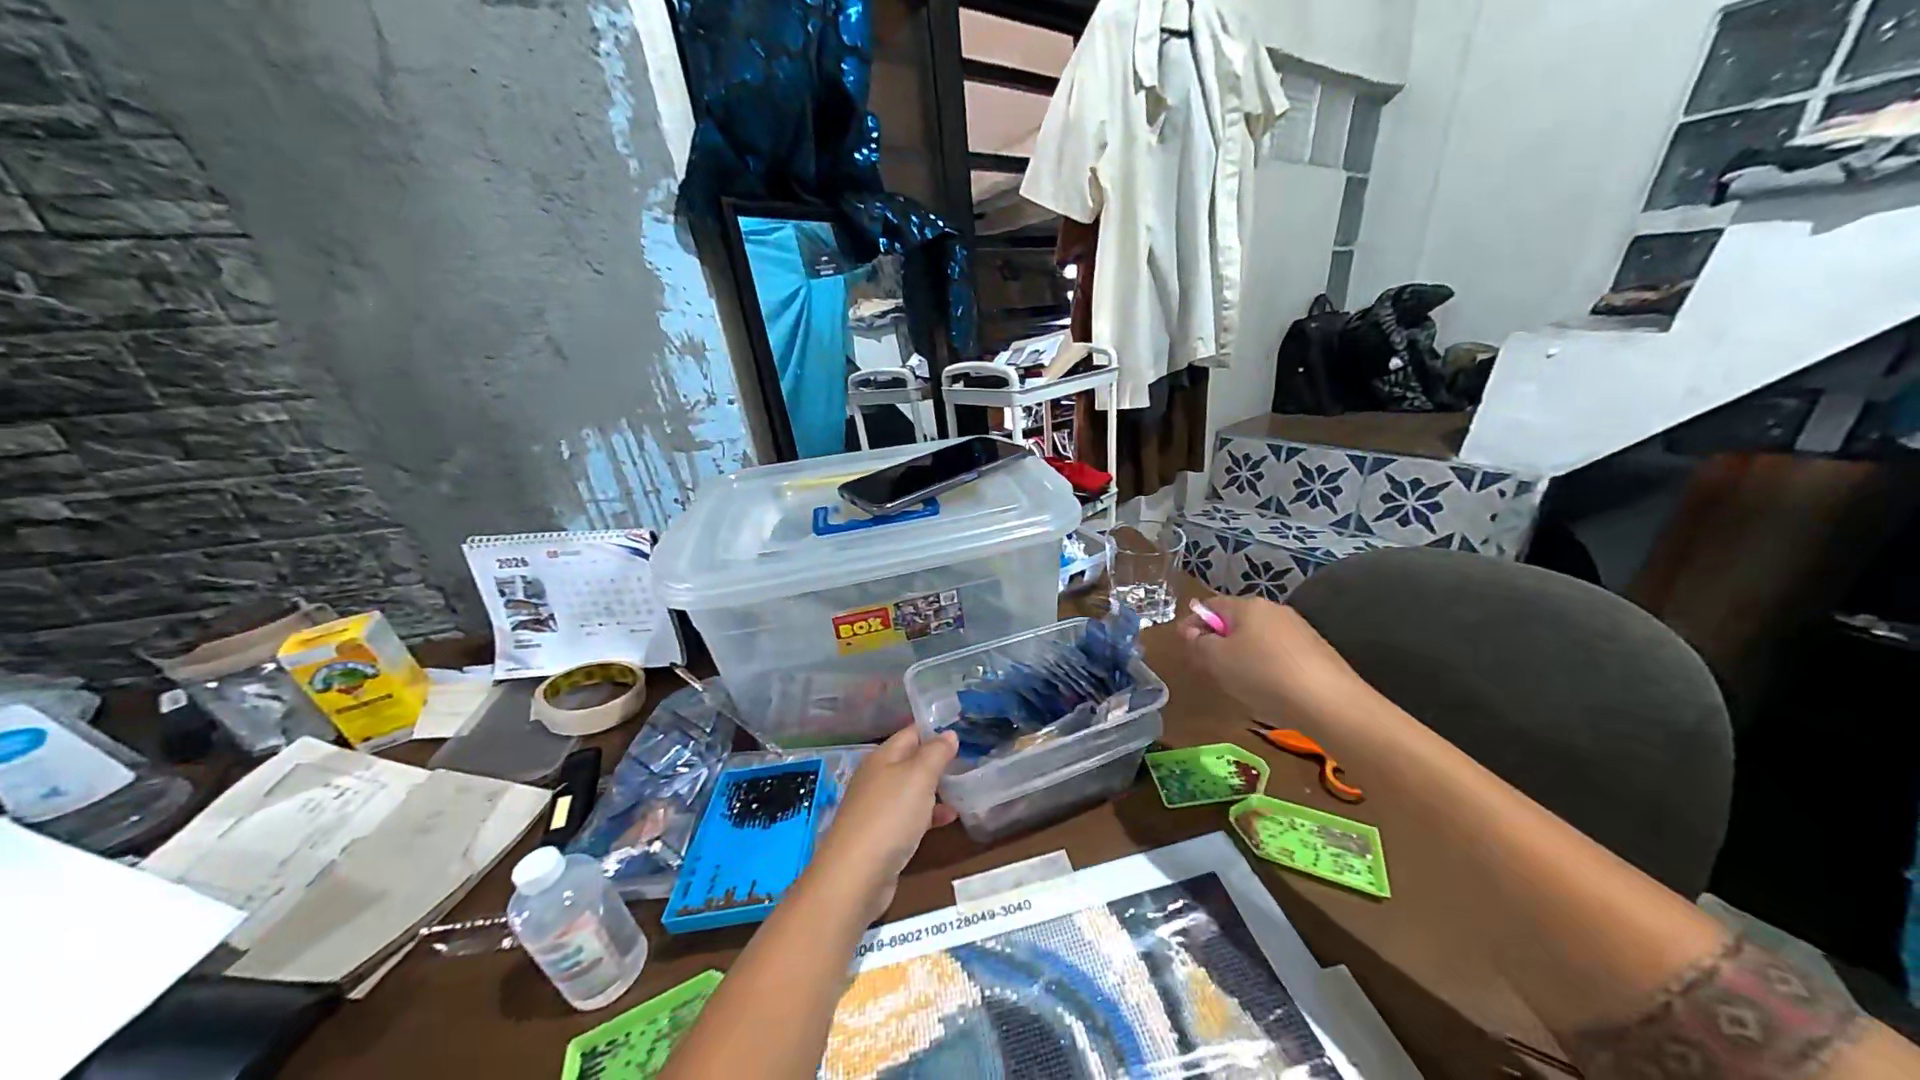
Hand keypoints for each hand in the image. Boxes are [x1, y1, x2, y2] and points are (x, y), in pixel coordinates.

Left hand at [807, 726, 958, 921]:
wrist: (857, 874)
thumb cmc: (890, 815)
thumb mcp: (919, 776)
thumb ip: (935, 753)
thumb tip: (949, 734)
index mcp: (882, 757)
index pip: (911, 733)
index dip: (935, 730)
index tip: (963, 730)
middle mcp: (877, 777)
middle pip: (911, 761)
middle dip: (938, 760)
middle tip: (970, 760)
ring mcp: (878, 807)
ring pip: (912, 789)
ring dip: (936, 788)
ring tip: (965, 788)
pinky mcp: (882, 834)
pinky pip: (910, 815)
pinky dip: (929, 814)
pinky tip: (949, 819)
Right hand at [1177, 594, 1363, 720]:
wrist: (1329, 702)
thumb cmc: (1263, 675)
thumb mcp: (1216, 660)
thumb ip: (1198, 643)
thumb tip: (1192, 632)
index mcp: (1247, 605)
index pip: (1209, 605)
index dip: (1192, 624)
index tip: (1185, 648)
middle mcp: (1273, 609)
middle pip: (1235, 621)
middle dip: (1217, 641)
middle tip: (1208, 667)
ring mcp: (1298, 628)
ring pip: (1257, 637)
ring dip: (1241, 654)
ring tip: (1238, 682)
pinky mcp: (1315, 650)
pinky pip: (1278, 652)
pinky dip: (1266, 665)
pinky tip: (1268, 688)